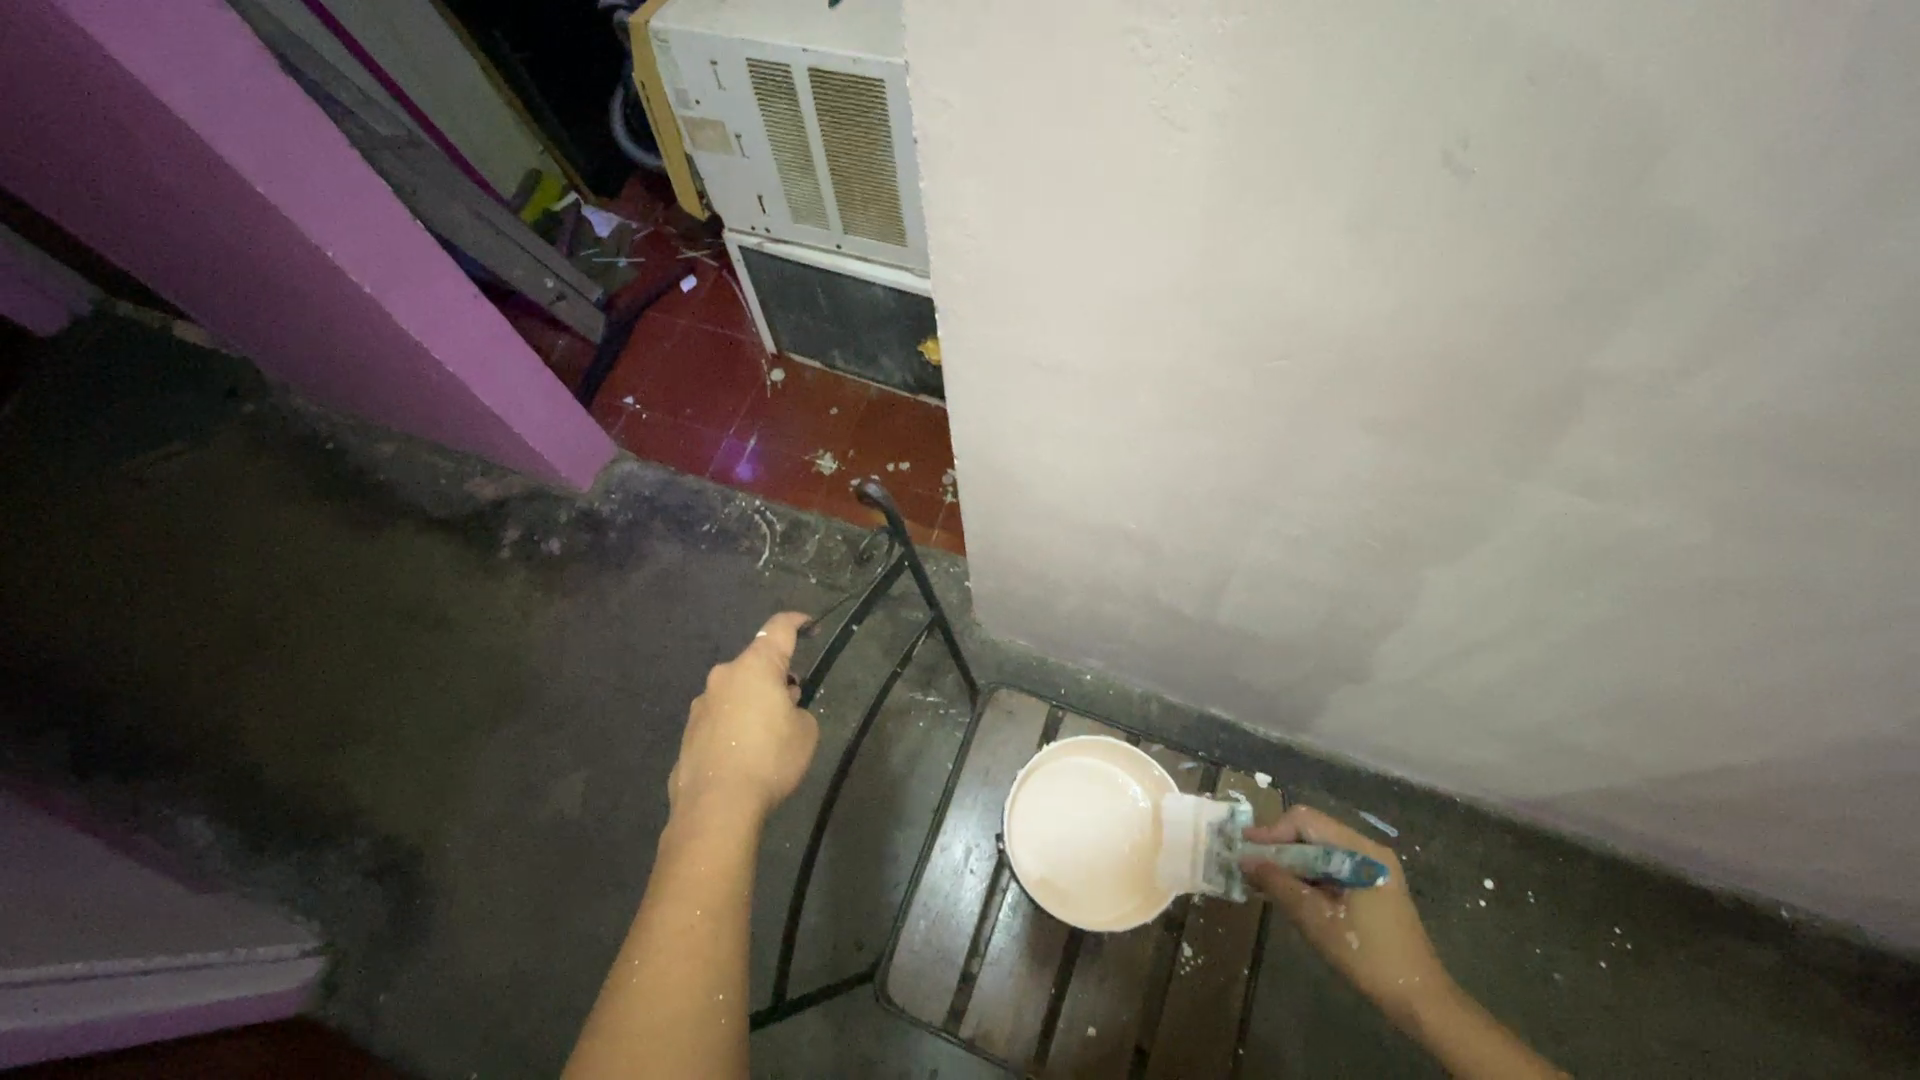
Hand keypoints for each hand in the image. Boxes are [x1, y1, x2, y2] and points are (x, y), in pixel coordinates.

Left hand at [668, 612, 819, 821]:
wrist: (716, 806)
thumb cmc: (769, 759)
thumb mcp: (806, 732)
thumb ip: (798, 710)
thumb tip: (782, 710)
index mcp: (755, 667)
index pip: (778, 629)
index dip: (796, 622)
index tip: (809, 623)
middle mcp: (724, 676)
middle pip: (756, 664)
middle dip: (776, 677)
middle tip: (793, 703)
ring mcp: (701, 704)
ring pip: (736, 692)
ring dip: (753, 702)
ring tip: (767, 737)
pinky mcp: (689, 732)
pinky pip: (720, 718)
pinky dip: (735, 726)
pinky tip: (744, 756)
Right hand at [1242, 806, 1450, 1018]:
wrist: (1418, 997)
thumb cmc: (1368, 957)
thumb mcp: (1316, 920)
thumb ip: (1278, 884)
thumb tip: (1244, 860)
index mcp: (1361, 852)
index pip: (1306, 820)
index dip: (1271, 831)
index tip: (1245, 849)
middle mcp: (1369, 850)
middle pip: (1313, 831)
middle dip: (1278, 846)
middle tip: (1249, 865)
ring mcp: (1373, 867)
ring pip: (1320, 850)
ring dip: (1291, 861)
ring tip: (1262, 880)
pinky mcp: (1372, 884)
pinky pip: (1331, 866)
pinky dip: (1308, 874)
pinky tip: (1289, 891)